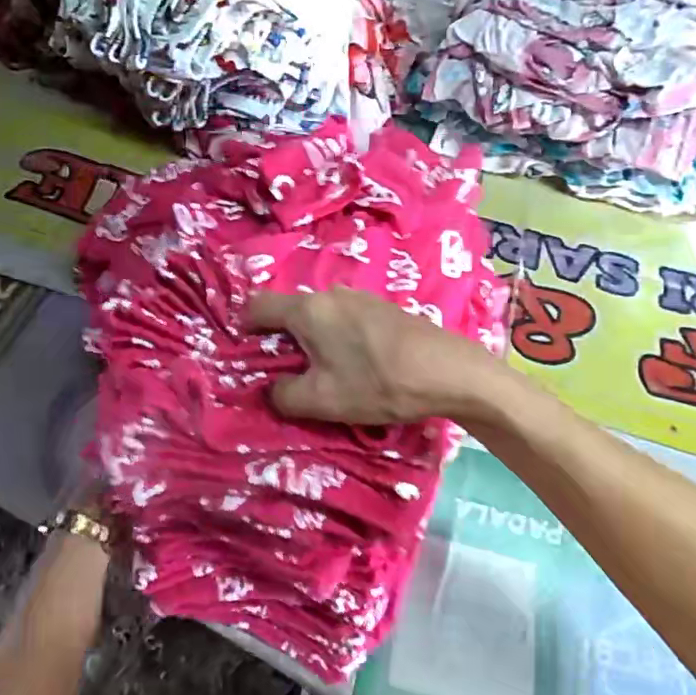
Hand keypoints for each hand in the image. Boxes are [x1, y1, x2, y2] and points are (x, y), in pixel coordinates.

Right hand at [245, 288, 498, 424]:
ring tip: (324, 374)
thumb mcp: (321, 400)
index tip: (250, 357)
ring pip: (318, 317)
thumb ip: (283, 395)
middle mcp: (330, 294)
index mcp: (307, 309)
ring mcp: (360, 298)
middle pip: (289, 311)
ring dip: (312, 342)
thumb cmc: (378, 383)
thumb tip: (273, 389)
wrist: (450, 372)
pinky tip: (356, 366)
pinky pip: (343, 320)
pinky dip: (337, 339)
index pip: (257, 306)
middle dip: (280, 341)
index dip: (245, 330)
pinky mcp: (382, 308)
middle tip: (287, 374)